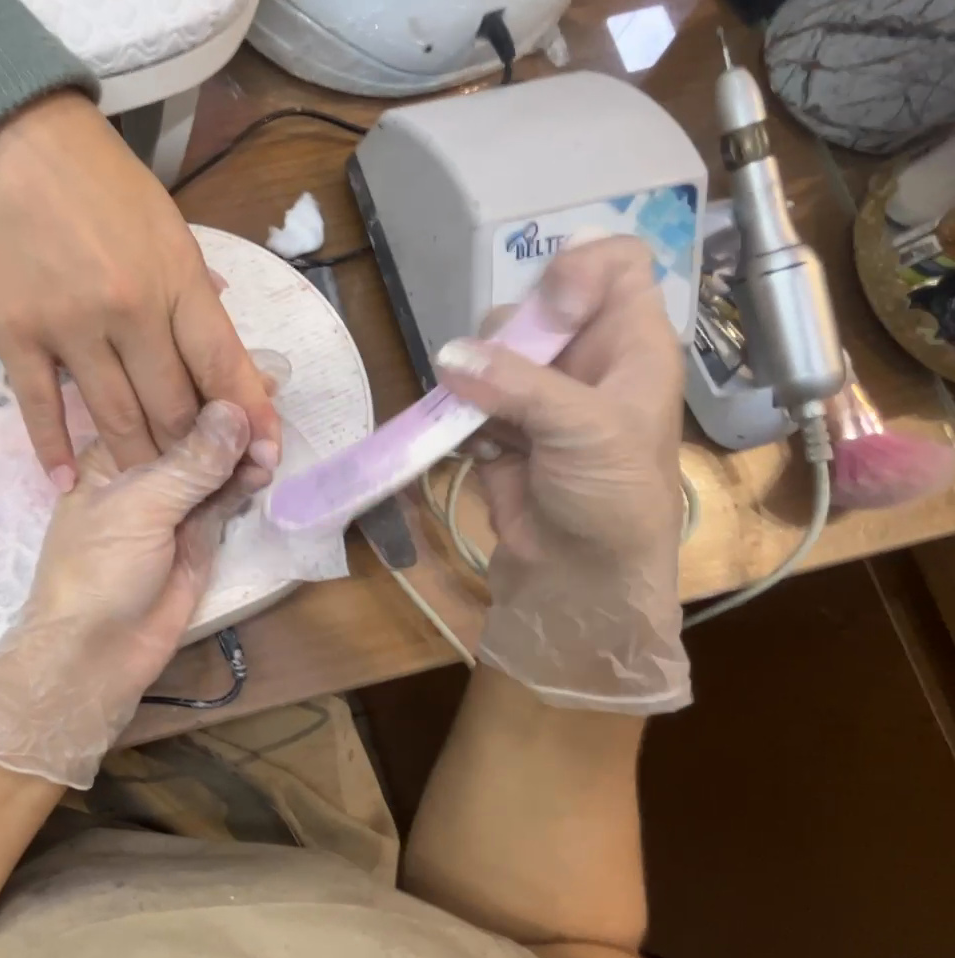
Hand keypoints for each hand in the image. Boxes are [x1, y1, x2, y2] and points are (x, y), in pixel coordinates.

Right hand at [0, 91, 280, 490]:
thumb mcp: (159, 215)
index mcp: (175, 275)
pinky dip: (53, 449)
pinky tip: (65, 481)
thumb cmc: (87, 173)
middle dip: (193, 450)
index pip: (223, 363)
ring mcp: (71, 329)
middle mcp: (131, 311)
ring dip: (136, 459)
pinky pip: (40, 408)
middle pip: (173, 404)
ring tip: (146, 490)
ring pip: (115, 417)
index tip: (266, 458)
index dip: (249, 418)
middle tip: (201, 482)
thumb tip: (218, 311)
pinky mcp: (16, 339)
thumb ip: (187, 275)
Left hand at [0, 401, 260, 787]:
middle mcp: (140, 475)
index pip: (157, 407)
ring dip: (241, 453)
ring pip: (213, 467)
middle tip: (271, 400)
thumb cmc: (98, 569)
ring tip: (270, 445)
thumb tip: (235, 410)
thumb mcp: (138, 506)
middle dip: (228, 418)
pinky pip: (224, 501)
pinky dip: (242, 485)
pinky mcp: (195, 538)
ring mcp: (170, 507)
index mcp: (108, 456)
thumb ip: (189, 461)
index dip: (197, 388)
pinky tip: (262, 470)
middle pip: (190, 434)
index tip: (242, 369)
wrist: (96, 651)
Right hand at [434, 235, 690, 713]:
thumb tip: (448, 356)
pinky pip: (463, 398)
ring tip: (482, 421)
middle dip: (507, 339)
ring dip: (472, 381)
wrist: (576, 570)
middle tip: (503, 379)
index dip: (579, 269)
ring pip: (488, 354)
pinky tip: (475, 446)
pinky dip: (456, 416)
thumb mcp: (587, 431)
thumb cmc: (614, 496)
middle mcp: (583, 360)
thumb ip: (521, 386)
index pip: (614, 265)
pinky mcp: (496, 425)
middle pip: (532, 308)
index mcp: (630, 346)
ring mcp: (535, 394)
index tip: (548, 309)